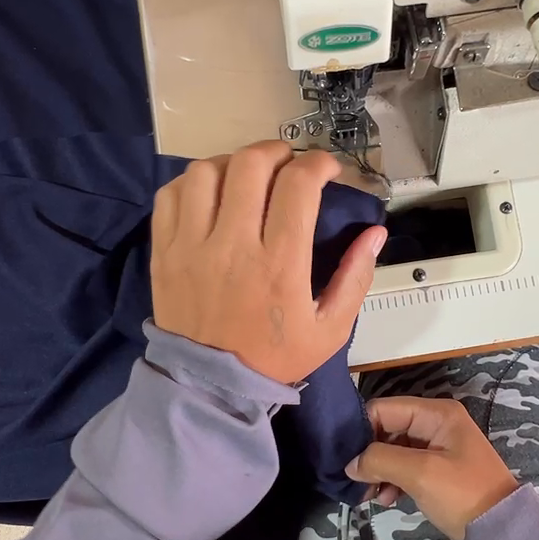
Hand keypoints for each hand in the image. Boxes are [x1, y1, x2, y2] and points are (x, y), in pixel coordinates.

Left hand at [150, 141, 385, 384]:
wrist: (210, 387)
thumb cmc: (274, 357)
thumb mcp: (330, 329)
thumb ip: (355, 278)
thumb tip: (375, 233)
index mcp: (280, 264)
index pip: (297, 185)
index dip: (318, 163)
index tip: (326, 169)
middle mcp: (233, 246)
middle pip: (250, 165)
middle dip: (276, 151)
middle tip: (287, 164)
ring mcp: (191, 247)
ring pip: (206, 172)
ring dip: (232, 163)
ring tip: (247, 176)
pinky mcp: (163, 252)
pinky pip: (170, 195)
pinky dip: (192, 183)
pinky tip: (210, 194)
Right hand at [345, 397, 519, 539]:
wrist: (502, 531)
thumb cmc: (463, 494)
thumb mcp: (421, 474)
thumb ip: (381, 460)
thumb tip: (350, 464)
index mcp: (436, 413)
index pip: (383, 409)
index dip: (361, 430)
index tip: (345, 458)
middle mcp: (435, 422)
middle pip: (387, 428)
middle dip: (369, 454)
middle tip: (354, 482)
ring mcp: (437, 446)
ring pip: (393, 449)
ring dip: (378, 471)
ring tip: (368, 496)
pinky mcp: (436, 468)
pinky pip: (404, 466)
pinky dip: (391, 480)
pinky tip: (386, 499)